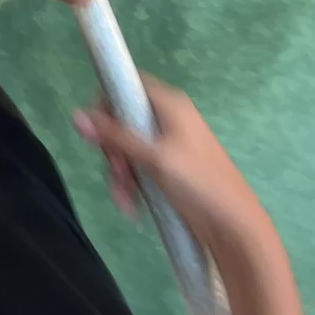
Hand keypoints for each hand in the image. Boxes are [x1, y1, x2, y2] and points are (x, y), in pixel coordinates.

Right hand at [72, 76, 274, 254]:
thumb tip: (75, 114)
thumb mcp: (154, 157)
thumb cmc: (200, 184)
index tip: (98, 128)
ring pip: (127, 146)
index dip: (107, 101)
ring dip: (120, 172)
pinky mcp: (169, 168)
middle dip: (113, 149)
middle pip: (122, 119)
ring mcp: (169, 144)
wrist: (239, 230)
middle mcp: (168, 118)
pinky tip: (132, 205)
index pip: (126, 84)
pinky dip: (131, 182)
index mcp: (169, 104)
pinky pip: (138, 165)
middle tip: (117, 171)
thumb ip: (114, 135)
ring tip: (125, 199)